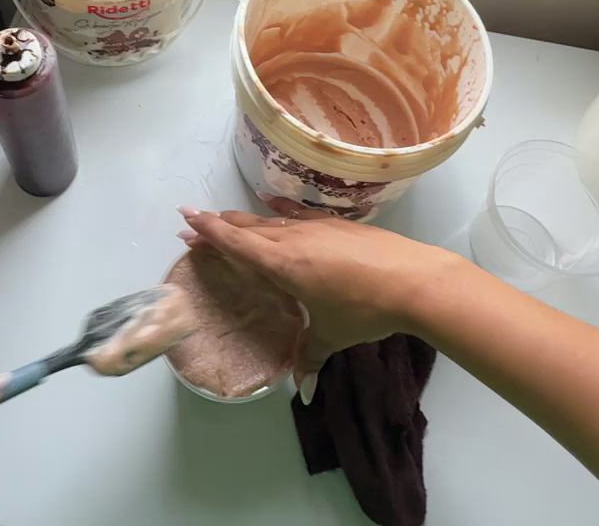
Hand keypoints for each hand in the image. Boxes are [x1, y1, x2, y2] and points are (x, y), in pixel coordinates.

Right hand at [179, 198, 471, 399]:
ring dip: (245, 220)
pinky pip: (295, 215)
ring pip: (270, 220)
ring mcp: (315, 227)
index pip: (237, 243)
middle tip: (193, 222)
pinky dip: (279, 211)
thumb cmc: (365, 309)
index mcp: (283, 265)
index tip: (186, 219)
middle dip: (218, 225)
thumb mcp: (332, 336)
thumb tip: (301, 393)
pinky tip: (274, 205)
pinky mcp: (335, 224)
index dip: (209, 231)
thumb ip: (310, 358)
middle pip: (247, 228)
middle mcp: (292, 239)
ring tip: (226, 219)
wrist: (412, 279)